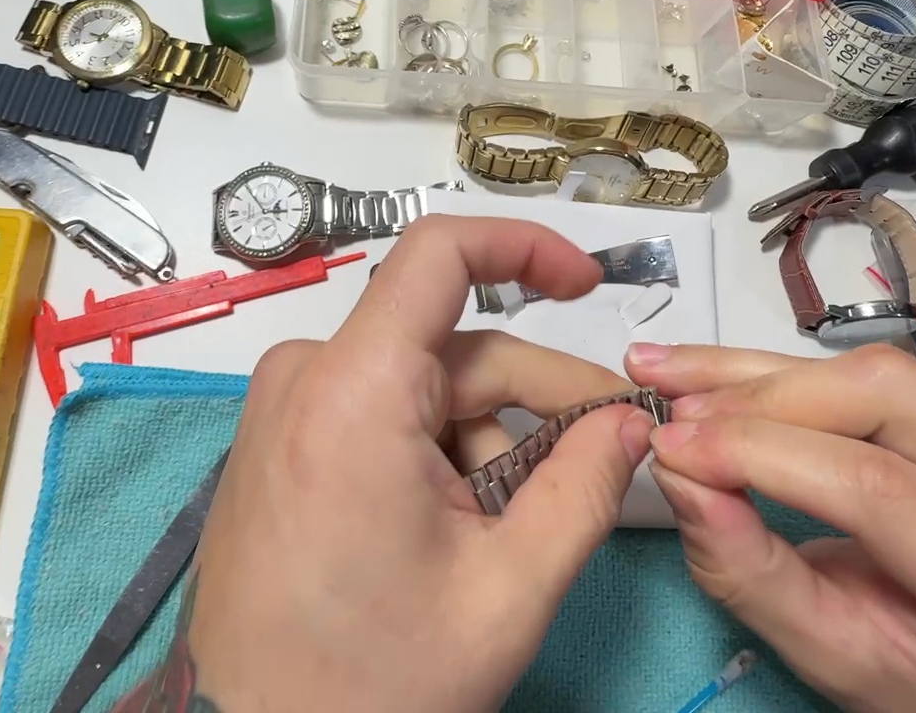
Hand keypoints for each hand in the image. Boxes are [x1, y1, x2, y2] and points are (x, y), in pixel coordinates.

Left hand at [127, 217, 656, 712]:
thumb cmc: (367, 684)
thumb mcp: (503, 592)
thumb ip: (583, 490)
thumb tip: (629, 420)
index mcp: (353, 387)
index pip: (439, 253)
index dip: (523, 245)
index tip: (586, 281)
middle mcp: (309, 372)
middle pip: (454, 348)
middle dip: (536, 397)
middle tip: (604, 453)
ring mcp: (290, 400)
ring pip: (426, 384)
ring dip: (488, 438)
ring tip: (512, 528)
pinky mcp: (286, 430)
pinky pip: (386, 406)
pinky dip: (441, 445)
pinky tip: (459, 521)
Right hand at [625, 343, 915, 712]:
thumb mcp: (833, 661)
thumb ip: (750, 572)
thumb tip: (679, 473)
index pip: (881, 489)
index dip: (760, 452)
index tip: (670, 448)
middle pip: (888, 397)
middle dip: (761, 396)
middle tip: (673, 413)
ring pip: (879, 373)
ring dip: (760, 372)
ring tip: (667, 372)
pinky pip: (880, 381)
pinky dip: (785, 375)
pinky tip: (714, 373)